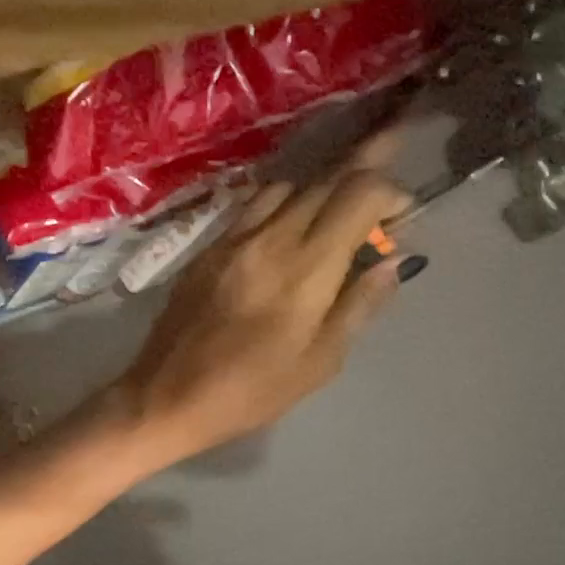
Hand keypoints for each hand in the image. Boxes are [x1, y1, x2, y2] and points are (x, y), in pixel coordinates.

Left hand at [109, 146, 419, 468]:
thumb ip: (359, 303)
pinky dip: (277, 205)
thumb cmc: (249, 391)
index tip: (401, 216)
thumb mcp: (320, 360)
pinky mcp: (202, 253)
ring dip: (316, 188)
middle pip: (323, 180)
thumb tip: (392, 260)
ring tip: (332, 208)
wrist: (164, 397)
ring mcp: (228, 242)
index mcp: (305, 266)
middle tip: (388, 166)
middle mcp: (267, 239)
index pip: (359, 191)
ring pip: (283, 187)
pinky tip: (284, 226)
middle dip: (363, 169)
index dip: (390, 191)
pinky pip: (247, 210)